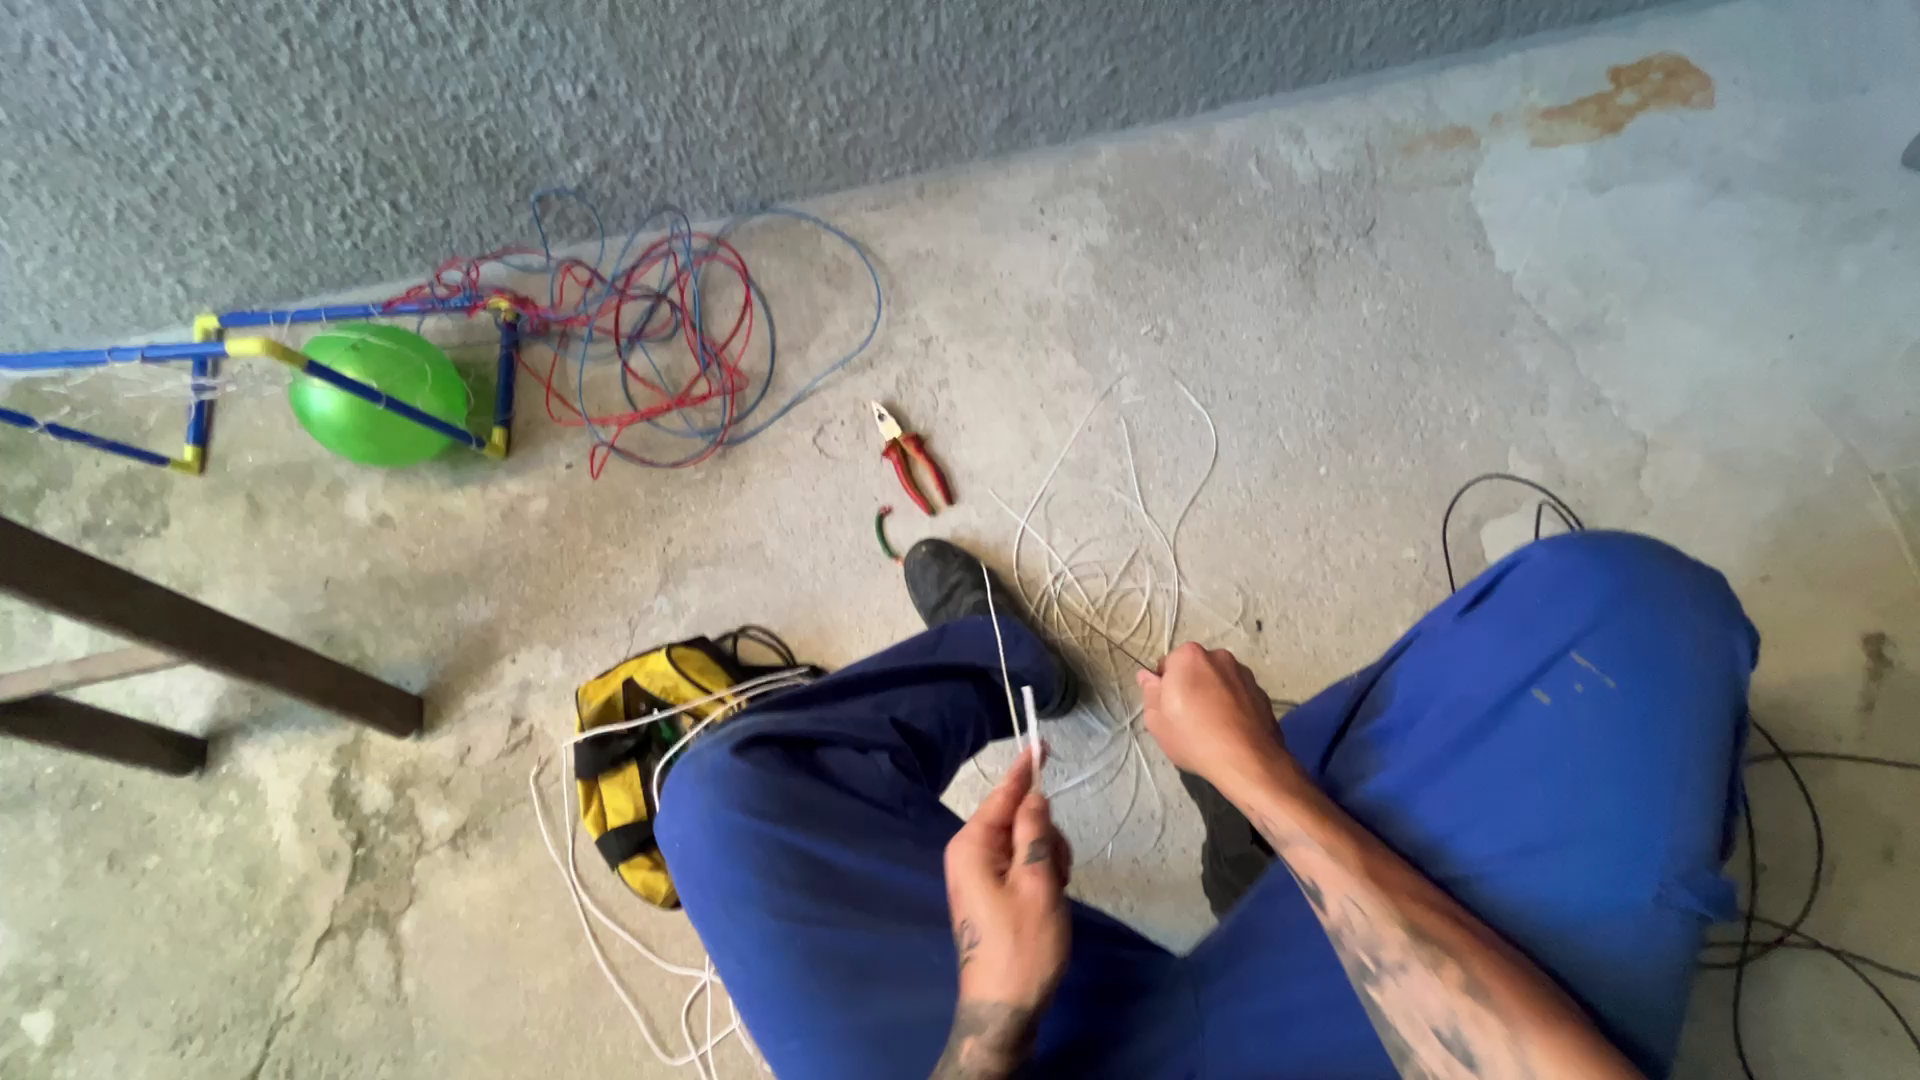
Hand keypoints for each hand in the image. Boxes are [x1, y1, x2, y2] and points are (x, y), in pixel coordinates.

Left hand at [931, 751, 1069, 1078]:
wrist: (1005, 1008)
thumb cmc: (1022, 944)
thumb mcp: (1037, 882)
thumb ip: (1035, 832)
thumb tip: (1034, 794)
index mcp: (972, 845)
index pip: (1003, 795)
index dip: (1025, 770)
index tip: (1040, 741)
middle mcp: (968, 853)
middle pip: (1016, 817)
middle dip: (1046, 835)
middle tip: (1060, 871)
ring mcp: (976, 873)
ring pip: (1023, 841)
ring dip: (1048, 858)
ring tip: (1055, 892)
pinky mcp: (987, 891)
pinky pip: (1019, 863)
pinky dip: (1040, 872)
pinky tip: (1049, 897)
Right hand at [1136, 642, 1291, 788]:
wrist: (1247, 761)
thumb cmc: (1193, 737)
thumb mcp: (1156, 720)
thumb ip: (1150, 691)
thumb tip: (1146, 676)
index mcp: (1189, 656)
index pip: (1168, 664)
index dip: (1165, 686)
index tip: (1168, 708)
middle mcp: (1219, 657)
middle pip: (1196, 670)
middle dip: (1191, 686)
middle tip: (1187, 717)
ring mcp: (1245, 674)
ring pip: (1219, 681)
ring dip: (1213, 694)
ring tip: (1212, 726)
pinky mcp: (1263, 694)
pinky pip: (1239, 695)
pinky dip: (1233, 706)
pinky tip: (1230, 730)